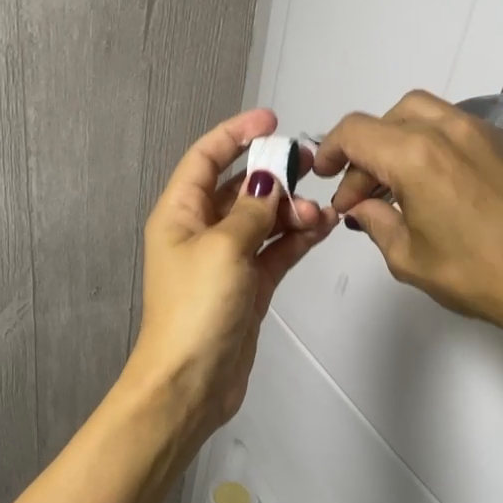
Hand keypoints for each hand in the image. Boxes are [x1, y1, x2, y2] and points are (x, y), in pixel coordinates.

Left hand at [126, 109, 337, 436]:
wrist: (191, 382)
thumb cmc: (195, 311)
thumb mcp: (224, 248)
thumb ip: (253, 211)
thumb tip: (271, 186)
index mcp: (179, 214)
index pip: (206, 159)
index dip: (236, 134)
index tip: (272, 120)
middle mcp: (199, 233)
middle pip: (240, 188)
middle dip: (274, 173)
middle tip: (312, 165)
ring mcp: (225, 262)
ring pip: (263, 221)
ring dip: (291, 210)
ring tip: (320, 212)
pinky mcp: (248, 288)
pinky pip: (275, 251)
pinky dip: (296, 239)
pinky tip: (323, 227)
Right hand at [315, 90, 502, 348]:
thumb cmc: (477, 274)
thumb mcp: (409, 257)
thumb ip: (377, 224)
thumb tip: (363, 209)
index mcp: (416, 154)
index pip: (356, 132)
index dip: (331, 151)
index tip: (324, 177)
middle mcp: (449, 130)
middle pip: (389, 118)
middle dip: (364, 151)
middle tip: (358, 196)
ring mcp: (482, 133)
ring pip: (423, 118)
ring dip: (397, 146)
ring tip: (392, 194)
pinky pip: (453, 131)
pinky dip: (428, 149)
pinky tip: (429, 192)